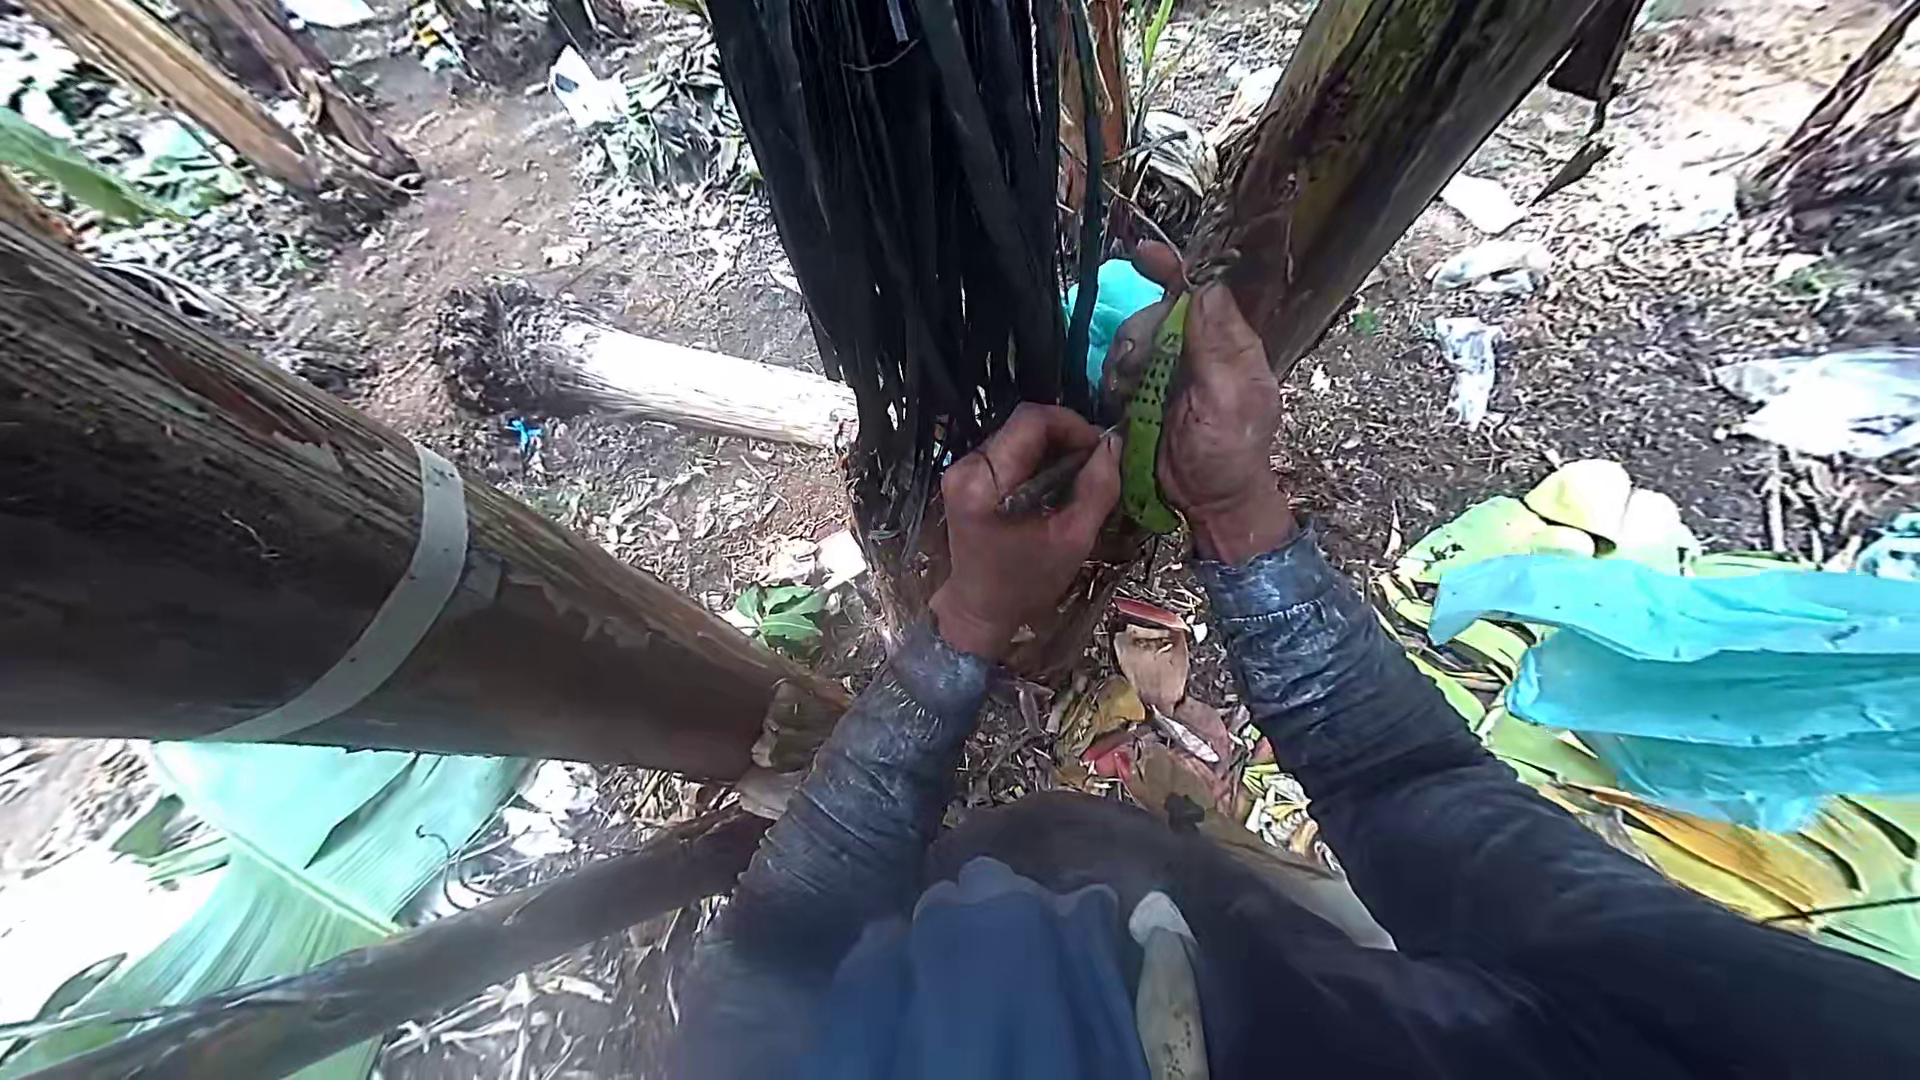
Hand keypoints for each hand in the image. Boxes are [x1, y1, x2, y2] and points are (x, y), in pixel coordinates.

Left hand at [930, 403, 1121, 657]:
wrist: (980, 608)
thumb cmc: (1026, 583)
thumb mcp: (1073, 540)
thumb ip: (1097, 488)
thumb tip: (1114, 444)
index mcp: (984, 483)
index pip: (1030, 421)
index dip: (1071, 425)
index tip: (1097, 449)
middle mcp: (964, 468)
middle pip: (1022, 424)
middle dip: (1064, 437)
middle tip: (1091, 463)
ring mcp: (960, 471)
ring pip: (1016, 435)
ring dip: (1051, 448)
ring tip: (1074, 477)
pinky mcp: (965, 478)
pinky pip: (1007, 450)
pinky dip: (1035, 459)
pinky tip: (1051, 484)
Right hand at [1132, 242, 1295, 564]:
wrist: (1209, 502)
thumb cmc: (1229, 455)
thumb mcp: (1228, 401)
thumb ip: (1216, 347)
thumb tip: (1206, 289)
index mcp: (1228, 346)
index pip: (1201, 293)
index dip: (1174, 271)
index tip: (1141, 256)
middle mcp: (1197, 353)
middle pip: (1155, 317)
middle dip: (1138, 337)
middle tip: (1134, 371)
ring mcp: (1169, 376)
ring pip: (1132, 345)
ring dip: (1122, 365)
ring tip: (1128, 395)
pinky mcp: (1145, 398)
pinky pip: (1119, 374)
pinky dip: (1113, 384)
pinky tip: (1121, 403)